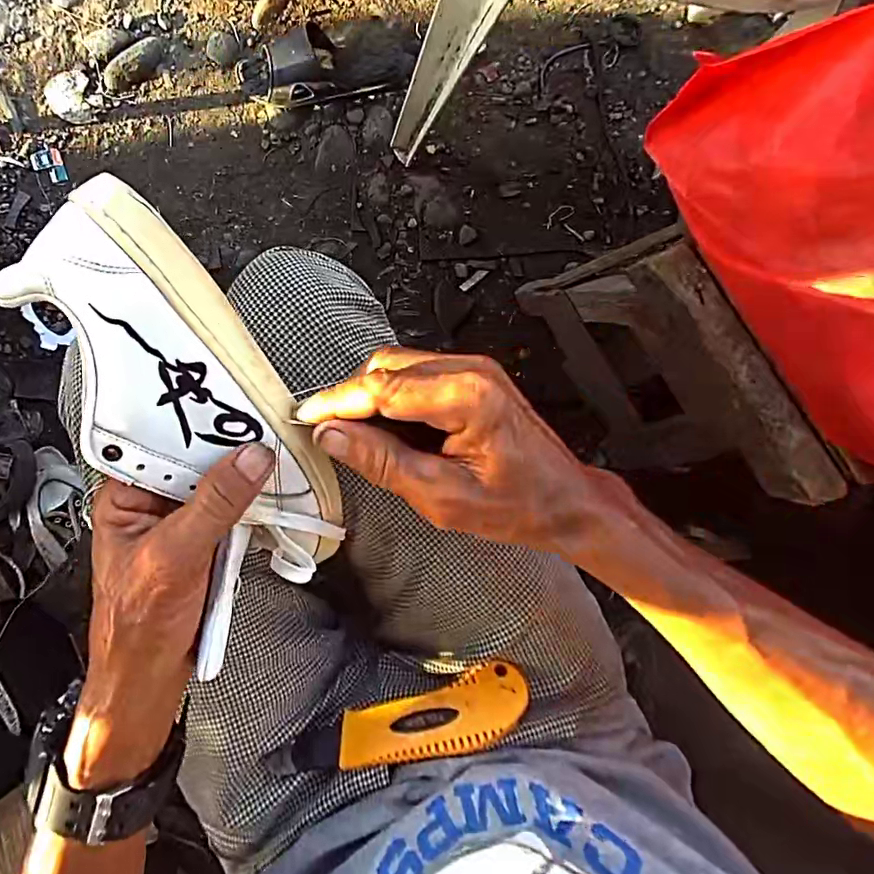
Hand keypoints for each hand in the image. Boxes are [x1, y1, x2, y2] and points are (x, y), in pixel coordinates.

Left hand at [65, 444, 273, 787]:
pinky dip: (246, 514)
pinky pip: (229, 514)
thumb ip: (216, 505)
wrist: (149, 678)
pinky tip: (257, 511)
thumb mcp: (176, 556)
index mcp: (123, 498)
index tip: (228, 413)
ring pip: (215, 487)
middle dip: (224, 457)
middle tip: (256, 443)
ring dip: (239, 488)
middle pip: (192, 462)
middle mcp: (148, 505)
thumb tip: (248, 461)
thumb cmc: (136, 627)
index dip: (192, 425)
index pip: (157, 442)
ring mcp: (177, 523)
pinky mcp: (200, 542)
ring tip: (260, 477)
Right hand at [295, 348, 627, 556]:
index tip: (307, 416)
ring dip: (368, 398)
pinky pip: (413, 376)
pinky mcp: (470, 378)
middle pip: (384, 368)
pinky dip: (389, 399)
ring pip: (395, 368)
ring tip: (356, 437)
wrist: (565, 502)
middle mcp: (470, 371)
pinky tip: (385, 430)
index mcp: (466, 396)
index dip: (336, 402)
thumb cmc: (520, 505)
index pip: (380, 388)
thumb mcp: (441, 495)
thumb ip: (381, 461)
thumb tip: (333, 436)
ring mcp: (472, 370)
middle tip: (327, 432)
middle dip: (350, 398)